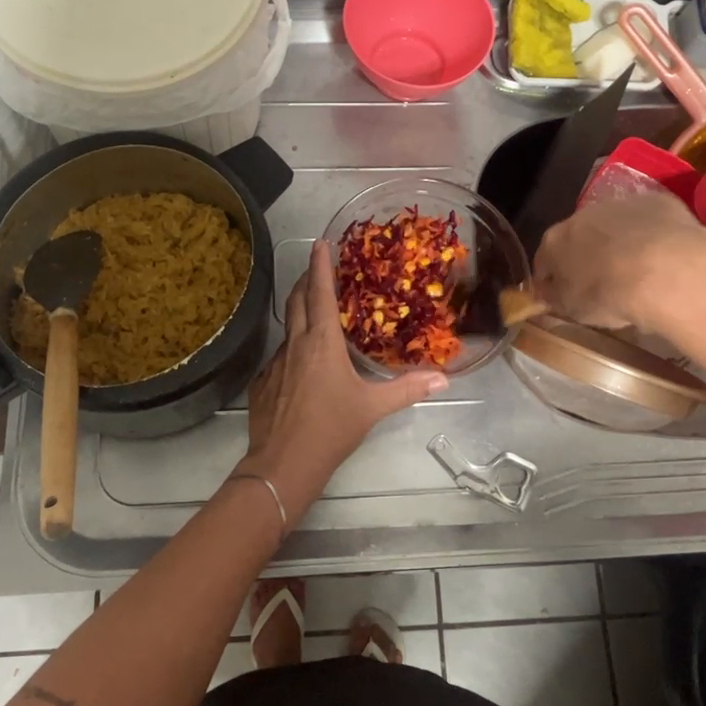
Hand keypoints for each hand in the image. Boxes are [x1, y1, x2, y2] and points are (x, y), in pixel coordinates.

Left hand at [240, 241, 447, 519]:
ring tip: (312, 309)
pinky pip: (279, 355)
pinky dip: (291, 347)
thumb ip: (406, 390)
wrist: (284, 462)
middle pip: (297, 300)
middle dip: (306, 279)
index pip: (319, 292)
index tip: (319, 243)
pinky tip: (300, 362)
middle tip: (316, 268)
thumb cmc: (331, 429)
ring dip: (298, 312)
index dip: (320, 265)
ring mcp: (275, 362)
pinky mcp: (263, 382)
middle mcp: (295, 344)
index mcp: (321, 342)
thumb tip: (443, 379)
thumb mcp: (373, 407)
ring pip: (287, 327)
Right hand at [533, 188, 705, 329]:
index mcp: (555, 240)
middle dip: (586, 254)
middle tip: (601, 281)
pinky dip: (650, 234)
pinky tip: (662, 254)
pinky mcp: (656, 202)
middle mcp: (582, 215)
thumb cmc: (607, 294)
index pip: (544, 259)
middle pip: (579, 235)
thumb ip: (554, 297)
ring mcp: (620, 205)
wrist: (662, 271)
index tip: (561, 294)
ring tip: (635, 269)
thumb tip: (543, 292)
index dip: (551, 278)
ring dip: (618, 241)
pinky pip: (648, 219)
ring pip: (614, 224)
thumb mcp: (572, 308)